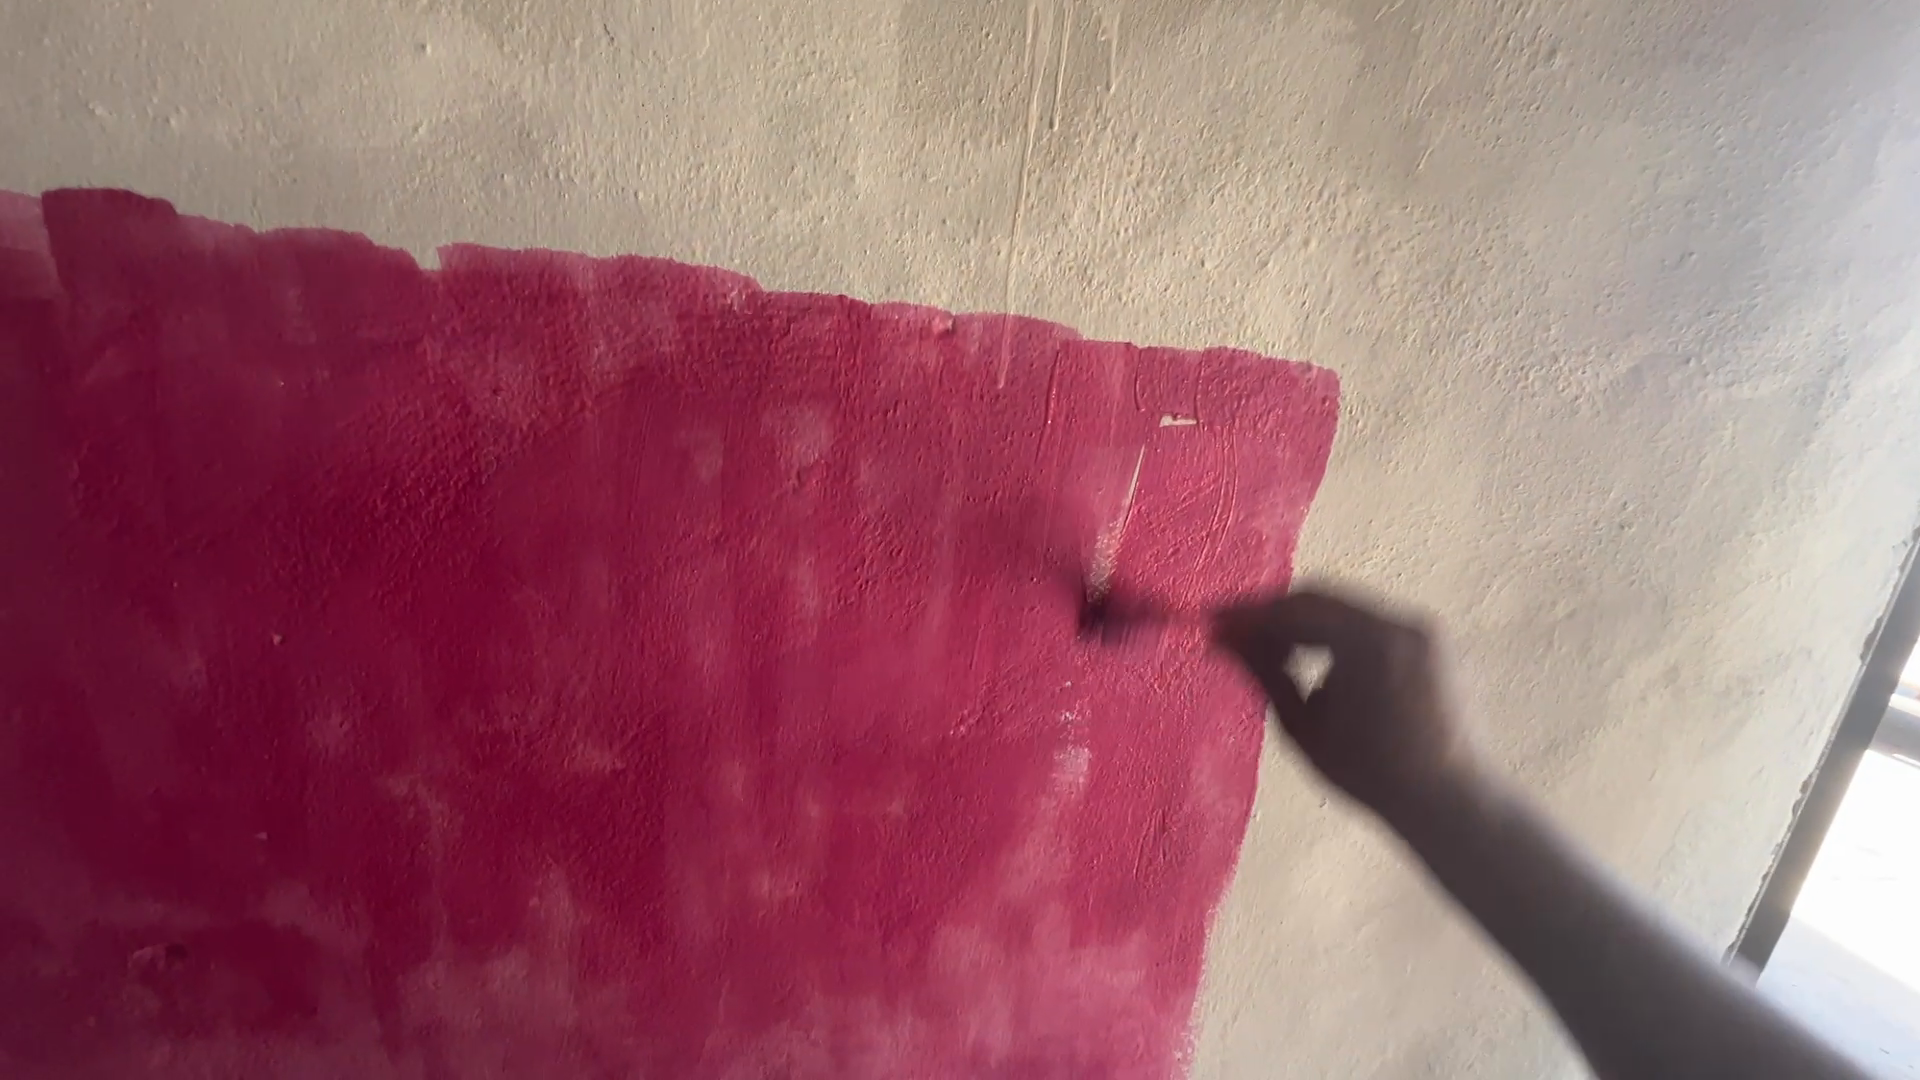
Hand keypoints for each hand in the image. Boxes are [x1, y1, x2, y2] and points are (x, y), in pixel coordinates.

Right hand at [1212, 587, 1478, 819]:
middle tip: (1233, 634)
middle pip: (1319, 599)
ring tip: (1269, 653)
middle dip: (1272, 615)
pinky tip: (1311, 661)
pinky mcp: (1429, 641)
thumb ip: (1262, 673)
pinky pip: (1366, 623)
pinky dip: (1332, 634)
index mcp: (1371, 642)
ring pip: (1341, 608)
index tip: (1212, 623)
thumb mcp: (1302, 727)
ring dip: (1301, 624)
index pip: (1294, 609)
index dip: (1248, 614)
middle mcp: (1400, 622)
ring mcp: (1420, 628)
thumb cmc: (1371, 774)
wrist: (1454, 804)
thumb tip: (1221, 639)